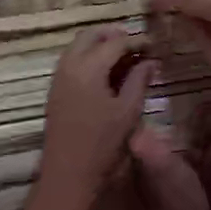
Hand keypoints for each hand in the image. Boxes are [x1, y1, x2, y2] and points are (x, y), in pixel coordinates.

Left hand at [35, 26, 155, 205]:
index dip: (137, 40)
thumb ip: (139, 80)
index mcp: (88, 68)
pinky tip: (108, 72)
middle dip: (114, 35)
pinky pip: (73, 60)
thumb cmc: (102, 143)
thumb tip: (150, 61)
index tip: (155, 45)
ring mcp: (59, 78)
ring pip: (79, 46)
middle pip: (91, 35)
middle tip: (138, 45)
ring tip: (126, 57)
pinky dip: (90, 57)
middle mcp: (69, 66)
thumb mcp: (128, 111)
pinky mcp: (56, 90)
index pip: (115, 42)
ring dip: (101, 45)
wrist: (68, 174)